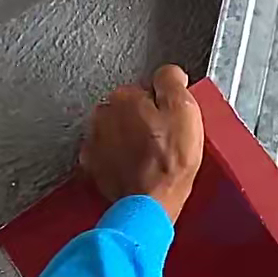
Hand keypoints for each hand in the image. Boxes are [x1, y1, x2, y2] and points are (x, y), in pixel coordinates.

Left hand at [79, 65, 203, 221]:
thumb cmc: (169, 160)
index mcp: (124, 97)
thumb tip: (169, 74)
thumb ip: (172, 80)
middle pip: (127, 110)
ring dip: (129, 140)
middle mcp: (102, 116)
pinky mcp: (93, 168)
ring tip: (151, 157)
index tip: (171, 121)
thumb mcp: (184, 109)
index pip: (144, 90)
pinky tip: (137, 169)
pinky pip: (108, 156)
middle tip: (163, 140)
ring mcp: (94, 143)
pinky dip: (119, 161)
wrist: (152, 202)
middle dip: (142, 121)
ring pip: (116, 132)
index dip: (162, 106)